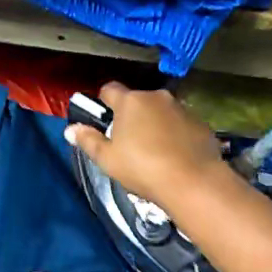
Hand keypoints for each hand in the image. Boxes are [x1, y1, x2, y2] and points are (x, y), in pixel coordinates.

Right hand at [63, 83, 228, 208]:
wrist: (192, 182)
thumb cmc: (142, 169)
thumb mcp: (108, 160)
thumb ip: (89, 141)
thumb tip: (71, 129)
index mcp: (130, 101)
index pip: (109, 89)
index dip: (103, 103)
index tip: (103, 122)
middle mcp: (156, 96)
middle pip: (137, 101)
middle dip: (131, 117)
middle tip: (128, 145)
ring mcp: (182, 108)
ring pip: (161, 112)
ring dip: (155, 125)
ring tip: (154, 153)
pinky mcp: (200, 123)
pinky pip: (181, 124)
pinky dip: (175, 135)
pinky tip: (175, 157)